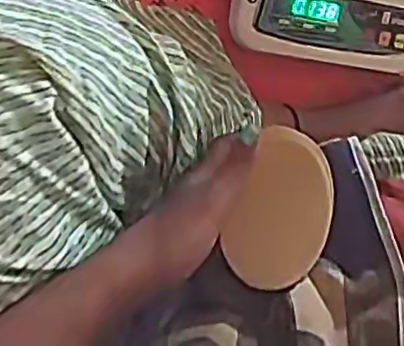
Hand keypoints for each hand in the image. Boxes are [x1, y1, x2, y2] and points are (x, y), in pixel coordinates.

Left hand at [129, 135, 255, 288]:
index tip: (266, 132)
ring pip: (212, 181)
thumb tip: (253, 131)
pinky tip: (231, 213)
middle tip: (266, 157)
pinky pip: (208, 203)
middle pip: (218, 161)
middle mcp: (192, 184)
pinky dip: (222, 200)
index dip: (243, 134)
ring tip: (253, 182)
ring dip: (230, 177)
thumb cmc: (179, 235)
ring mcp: (183, 206)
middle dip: (239, 154)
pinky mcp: (180, 228)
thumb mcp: (214, 202)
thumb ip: (233, 171)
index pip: (224, 144)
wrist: (137, 273)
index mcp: (201, 173)